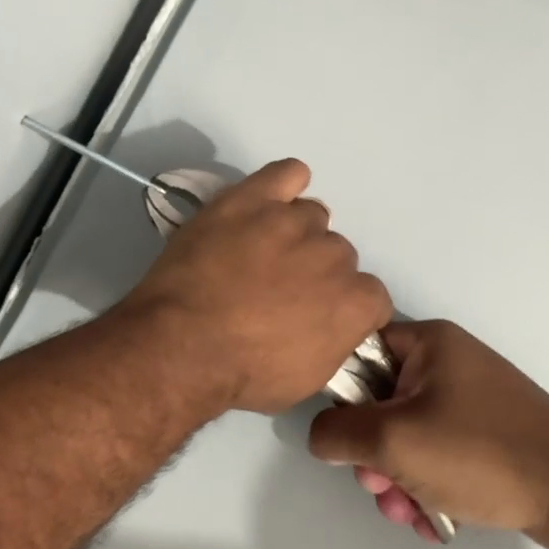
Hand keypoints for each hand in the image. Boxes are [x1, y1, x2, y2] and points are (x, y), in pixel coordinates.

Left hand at [117, 158, 390, 414]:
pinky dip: (283, 182)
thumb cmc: (241, 372)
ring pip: (308, 215)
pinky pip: (285, 172)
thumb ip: (332, 341)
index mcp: (356, 301)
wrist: (181, 342)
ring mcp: (289, 223)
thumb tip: (329, 326)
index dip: (337, 303)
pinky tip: (268, 198)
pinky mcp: (248, 200)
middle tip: (269, 286)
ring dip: (290, 232)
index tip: (307, 312)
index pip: (366, 293)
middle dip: (308, 269)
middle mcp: (333, 256)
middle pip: (333, 252)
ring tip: (254, 251)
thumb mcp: (306, 376)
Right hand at [307, 320, 548, 548]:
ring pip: (408, 436)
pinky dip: (428, 485)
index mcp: (430, 344)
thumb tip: (323, 438)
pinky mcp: (495, 439)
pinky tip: (433, 519)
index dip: (340, 391)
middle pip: (379, 402)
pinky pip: (440, 454)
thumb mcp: (389, 440)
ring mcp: (477, 402)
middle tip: (377, 486)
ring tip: (407, 513)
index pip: (357, 350)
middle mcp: (452, 363)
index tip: (343, 432)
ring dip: (397, 478)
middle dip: (371, 453)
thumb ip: (334, 432)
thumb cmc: (482, 455)